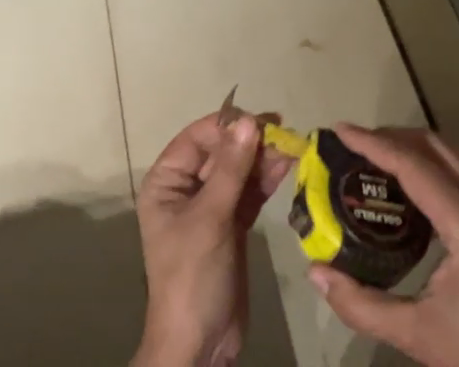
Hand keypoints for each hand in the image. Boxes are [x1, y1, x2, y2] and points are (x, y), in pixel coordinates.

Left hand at [133, 111, 295, 366]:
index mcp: (165, 183)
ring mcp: (210, 209)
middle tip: (285, 131)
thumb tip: (249, 122)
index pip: (196, 139)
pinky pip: (248, 195)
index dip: (226, 125)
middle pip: (219, 154)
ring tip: (293, 146)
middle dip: (249, 142)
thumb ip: (231, 169)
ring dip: (262, 160)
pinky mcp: (231, 227)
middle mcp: (185, 190)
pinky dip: (266, 181)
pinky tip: (286, 167)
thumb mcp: (210, 218)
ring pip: (237, 173)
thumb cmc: (192, 274)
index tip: (262, 118)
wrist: (200, 340)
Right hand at [308, 125, 458, 366]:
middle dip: (391, 137)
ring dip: (413, 149)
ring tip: (374, 162)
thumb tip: (316, 273)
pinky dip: (432, 166)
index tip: (338, 130)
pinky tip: (409, 191)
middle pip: (436, 146)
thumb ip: (362, 305)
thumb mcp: (418, 335)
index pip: (413, 165)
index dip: (372, 143)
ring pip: (453, 155)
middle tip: (352, 146)